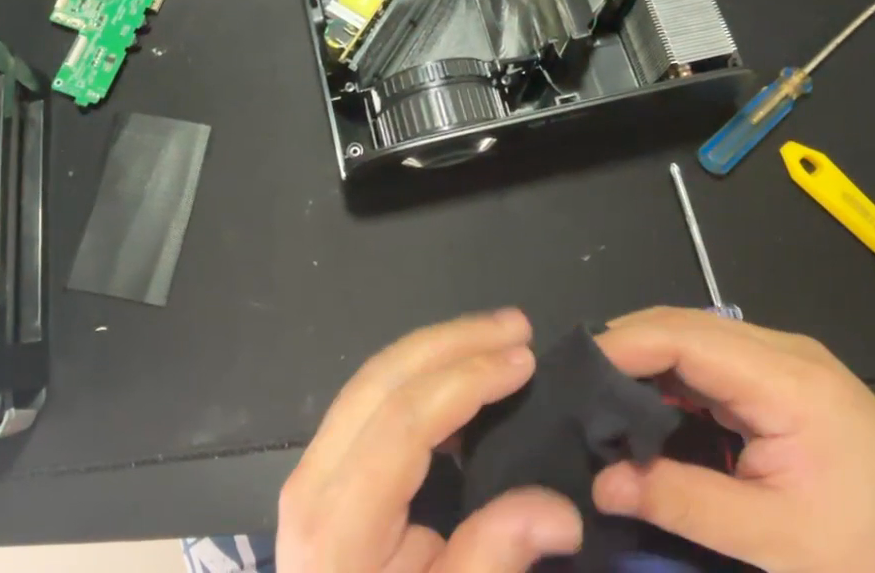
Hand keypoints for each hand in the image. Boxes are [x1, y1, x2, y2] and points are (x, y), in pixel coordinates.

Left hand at [279, 309, 581, 572]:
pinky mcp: (323, 466)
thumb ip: (493, 558)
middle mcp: (314, 477)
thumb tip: (561, 509)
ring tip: (497, 336)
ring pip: (371, 379)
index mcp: (338, 520)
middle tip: (517, 326)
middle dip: (452, 342)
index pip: (402, 421)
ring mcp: (312, 466)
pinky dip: (419, 375)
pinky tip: (461, 373)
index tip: (523, 360)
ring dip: (436, 348)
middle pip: (380, 380)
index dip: (465, 380)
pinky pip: (370, 400)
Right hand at [591, 308, 874, 572]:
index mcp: (786, 381)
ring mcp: (785, 361)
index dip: (619, 346)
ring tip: (595, 400)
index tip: (568, 377)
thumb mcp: (777, 541)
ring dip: (643, 362)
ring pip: (691, 338)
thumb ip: (682, 502)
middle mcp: (783, 352)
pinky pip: (709, 361)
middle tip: (571, 391)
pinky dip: (669, 379)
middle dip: (622, 350)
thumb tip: (599, 481)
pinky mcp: (782, 379)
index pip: (682, 335)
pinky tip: (644, 411)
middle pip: (682, 325)